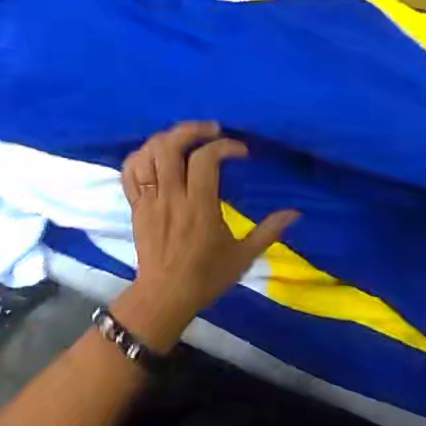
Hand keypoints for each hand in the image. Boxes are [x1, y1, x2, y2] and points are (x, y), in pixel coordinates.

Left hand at [114, 122, 299, 349]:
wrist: (165, 295)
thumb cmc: (206, 277)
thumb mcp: (243, 256)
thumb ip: (268, 231)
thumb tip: (296, 212)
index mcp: (199, 208)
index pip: (206, 160)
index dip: (224, 146)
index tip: (240, 151)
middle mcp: (171, 197)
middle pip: (170, 147)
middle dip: (190, 130)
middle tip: (210, 129)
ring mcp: (149, 200)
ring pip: (148, 155)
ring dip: (165, 139)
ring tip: (184, 138)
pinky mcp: (135, 205)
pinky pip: (129, 172)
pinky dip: (140, 156)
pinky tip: (155, 153)